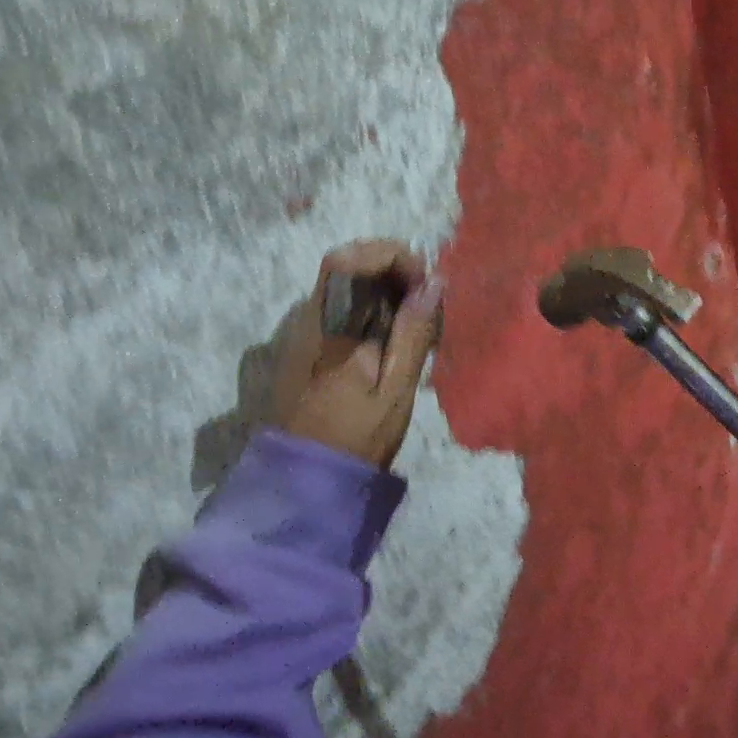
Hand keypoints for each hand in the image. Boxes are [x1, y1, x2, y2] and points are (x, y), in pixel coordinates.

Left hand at [270, 240, 444, 467]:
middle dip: (392, 269)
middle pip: (347, 264)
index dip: (392, 256)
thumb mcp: (396, 389)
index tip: (423, 284)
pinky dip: (370, 307)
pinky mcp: (306, 347)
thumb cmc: (355, 438)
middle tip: (424, 301)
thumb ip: (413, 333)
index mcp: (330, 326)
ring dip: (383, 288)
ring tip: (413, 320)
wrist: (304, 482)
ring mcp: (303, 332)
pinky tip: (390, 338)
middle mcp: (309, 319)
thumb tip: (433, 283)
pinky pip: (340, 306)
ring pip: (344, 284)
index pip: (350, 259)